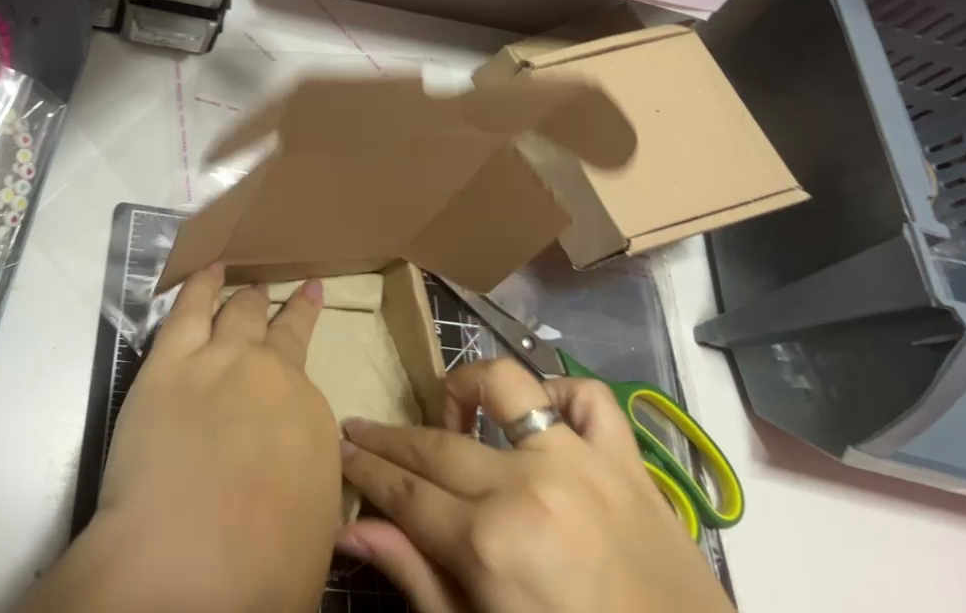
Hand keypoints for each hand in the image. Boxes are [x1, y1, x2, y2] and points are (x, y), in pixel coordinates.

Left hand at [18, 264, 339, 612]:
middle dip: (286, 310)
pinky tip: (207, 271)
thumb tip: (299, 461)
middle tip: (292, 289)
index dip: (310, 339)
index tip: (312, 312)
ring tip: (248, 280)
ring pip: (237, 312)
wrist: (188, 560)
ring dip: (246, 295)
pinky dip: (200, 285)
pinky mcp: (167, 362)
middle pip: (278, 332)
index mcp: (311, 418)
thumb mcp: (315, 529)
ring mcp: (218, 361)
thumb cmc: (261, 567)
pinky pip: (187, 309)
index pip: (308, 373)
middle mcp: (270, 375)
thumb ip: (308, 475)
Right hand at [336, 358, 733, 612]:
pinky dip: (559, 395)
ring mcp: (581, 464)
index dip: (362, 468)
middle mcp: (526, 487)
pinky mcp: (628, 462)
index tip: (337, 449)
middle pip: (435, 444)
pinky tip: (540, 419)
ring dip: (465, 391)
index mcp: (487, 544)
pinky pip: (588, 398)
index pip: (402, 489)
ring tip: (450, 415)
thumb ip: (415, 578)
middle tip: (360, 430)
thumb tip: (348, 529)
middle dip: (387, 437)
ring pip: (504, 388)